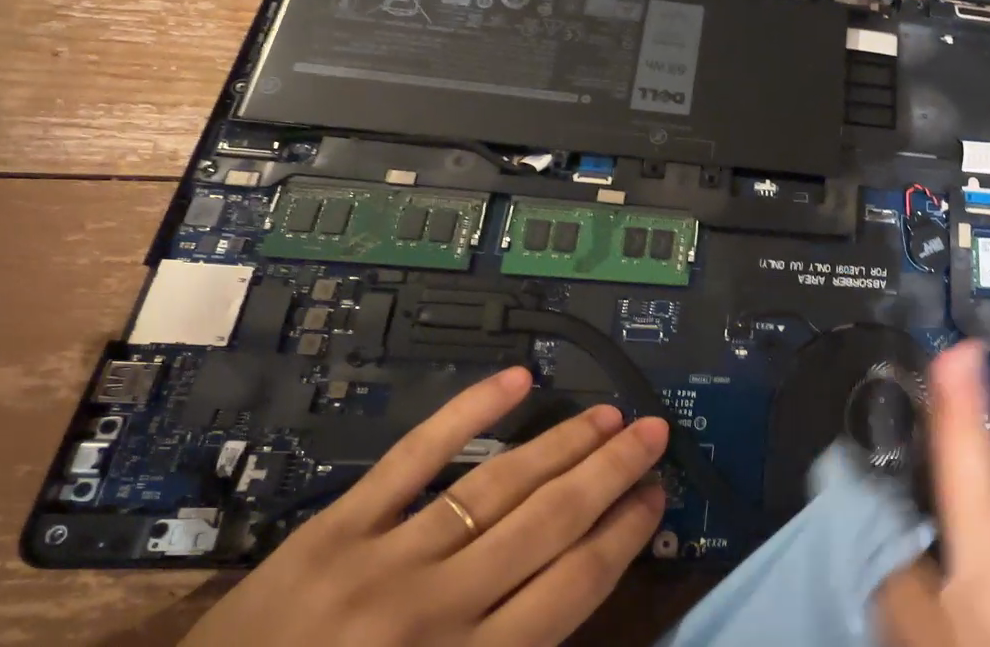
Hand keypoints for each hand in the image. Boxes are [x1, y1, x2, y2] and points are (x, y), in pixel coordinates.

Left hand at [182, 367, 667, 646]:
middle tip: (652, 432)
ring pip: (497, 485)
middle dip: (611, 472)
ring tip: (609, 414)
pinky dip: (467, 414)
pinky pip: (411, 457)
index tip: (655, 495)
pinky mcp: (333, 529)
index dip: (625, 533)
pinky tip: (516, 380)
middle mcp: (439, 609)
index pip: (574, 584)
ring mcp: (385, 560)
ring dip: (562, 444)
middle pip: (549, 523)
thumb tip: (575, 587)